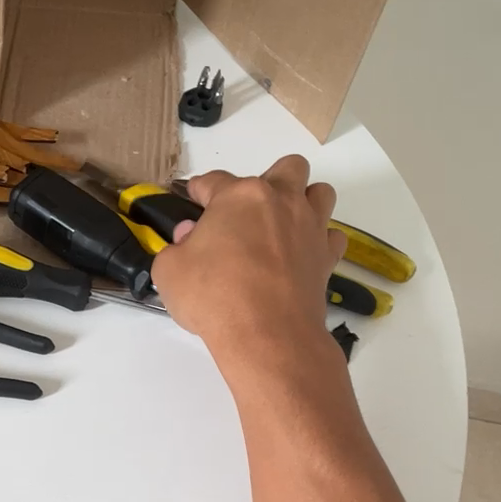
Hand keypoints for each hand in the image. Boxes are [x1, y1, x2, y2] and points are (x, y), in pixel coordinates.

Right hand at [152, 155, 348, 360]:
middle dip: (267, 181)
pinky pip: (331, 236)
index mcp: (239, 197)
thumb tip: (189, 237)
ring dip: (302, 202)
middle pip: (285, 168)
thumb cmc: (212, 296)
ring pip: (319, 192)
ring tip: (281, 226)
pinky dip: (318, 241)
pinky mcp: (327, 257)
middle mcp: (280, 201)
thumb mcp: (169, 271)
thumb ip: (175, 248)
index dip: (199, 189)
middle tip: (246, 213)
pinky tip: (301, 255)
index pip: (214, 181)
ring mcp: (309, 227)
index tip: (193, 198)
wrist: (265, 333)